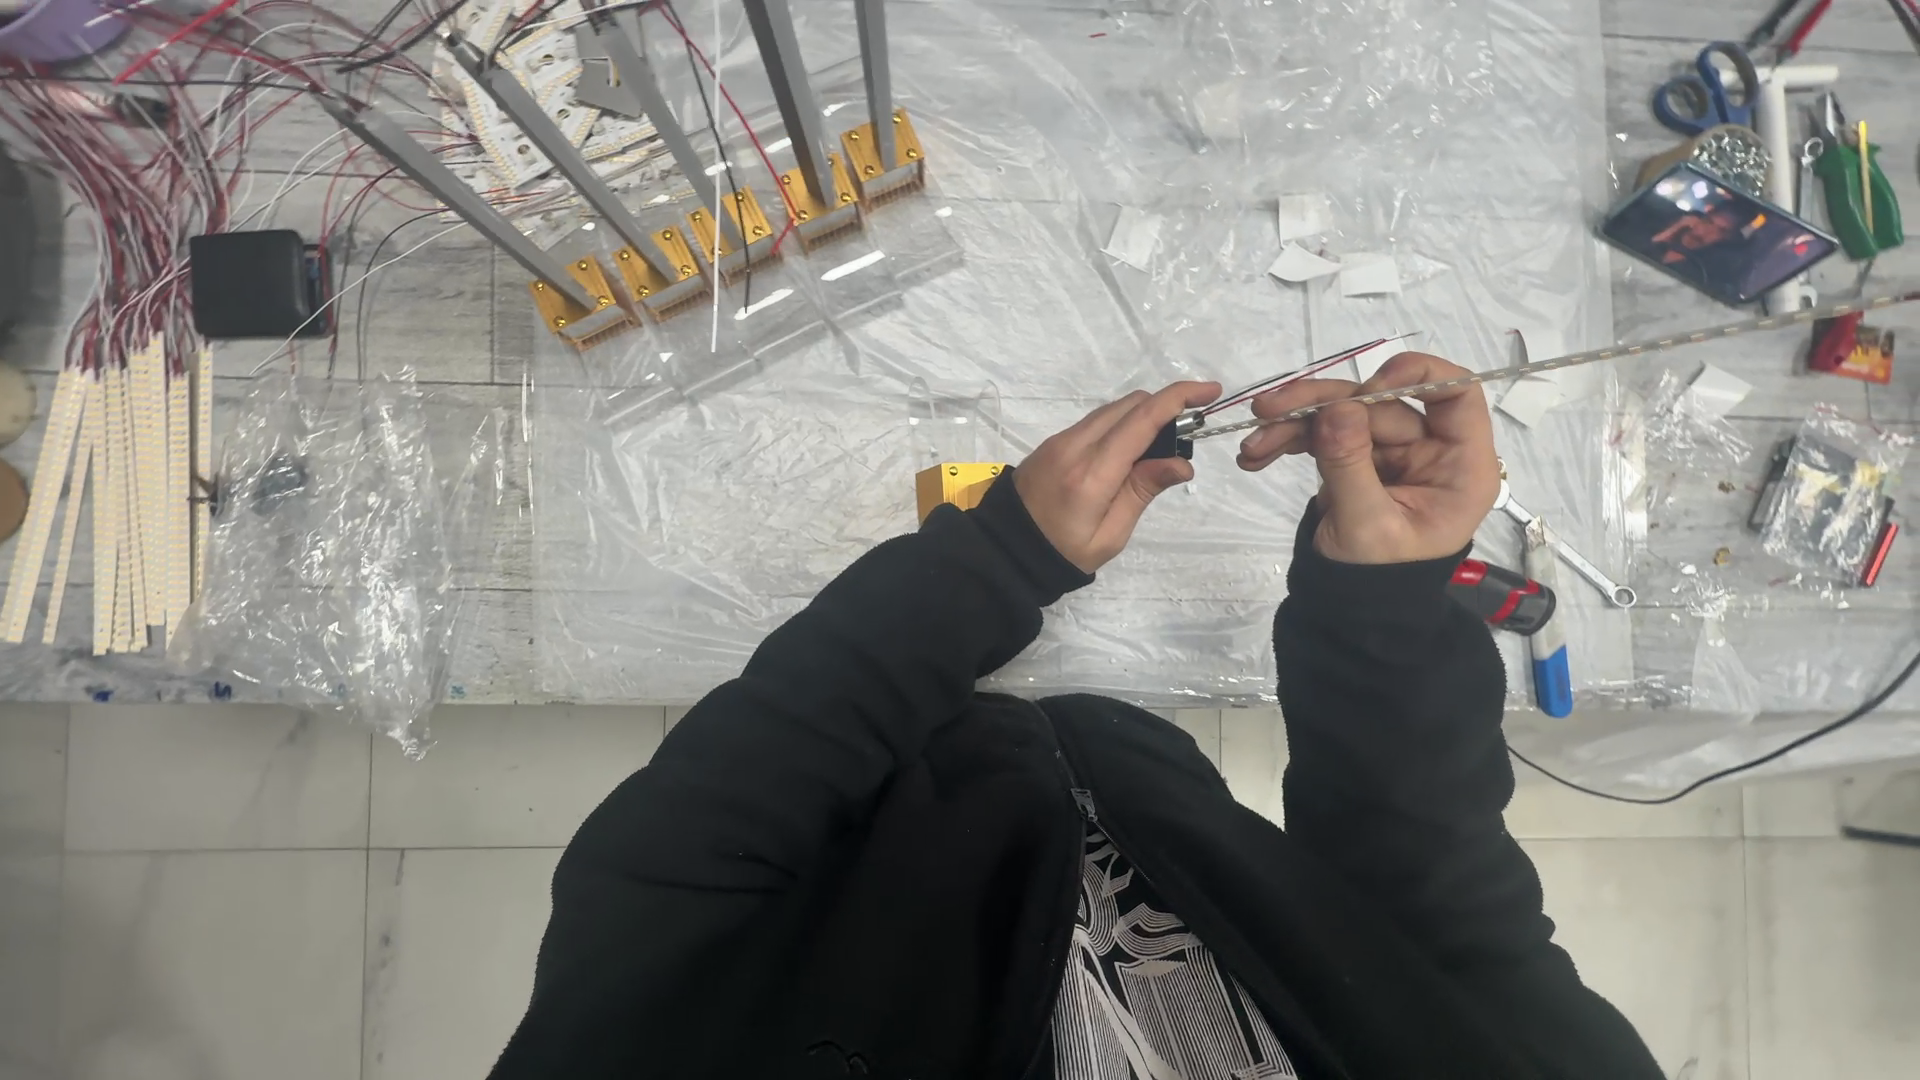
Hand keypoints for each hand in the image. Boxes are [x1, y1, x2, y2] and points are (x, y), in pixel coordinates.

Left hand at [1015, 381, 1221, 572]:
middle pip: (1129, 405)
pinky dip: (1120, 425)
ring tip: (1161, 447)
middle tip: (1187, 434)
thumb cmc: (1062, 553)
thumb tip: (1181, 462)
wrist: (1006, 549)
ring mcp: (1060, 440)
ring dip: (1142, 415)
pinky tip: (1130, 452)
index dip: (1179, 398)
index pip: (1142, 420)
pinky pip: (1095, 422)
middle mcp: (1075, 446)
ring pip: (1112, 410)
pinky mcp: (1053, 443)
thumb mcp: (1109, 535)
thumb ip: (1142, 492)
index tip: (1210, 392)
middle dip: (1165, 407)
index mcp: (1092, 472)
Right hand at [1234, 352, 1497, 563]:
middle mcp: (1427, 449)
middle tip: (1266, 410)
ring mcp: (1388, 453)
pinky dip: (1286, 441)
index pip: (1455, 395)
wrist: (1349, 607)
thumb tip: (1336, 408)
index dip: (1416, 377)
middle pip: (1377, 404)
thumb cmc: (1374, 576)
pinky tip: (1255, 456)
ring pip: (1341, 414)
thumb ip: (1350, 465)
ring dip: (1291, 424)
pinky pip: (1320, 435)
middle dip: (1319, 406)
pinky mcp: (1354, 458)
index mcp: (1458, 465)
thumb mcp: (1365, 525)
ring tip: (1250, 446)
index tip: (1366, 387)